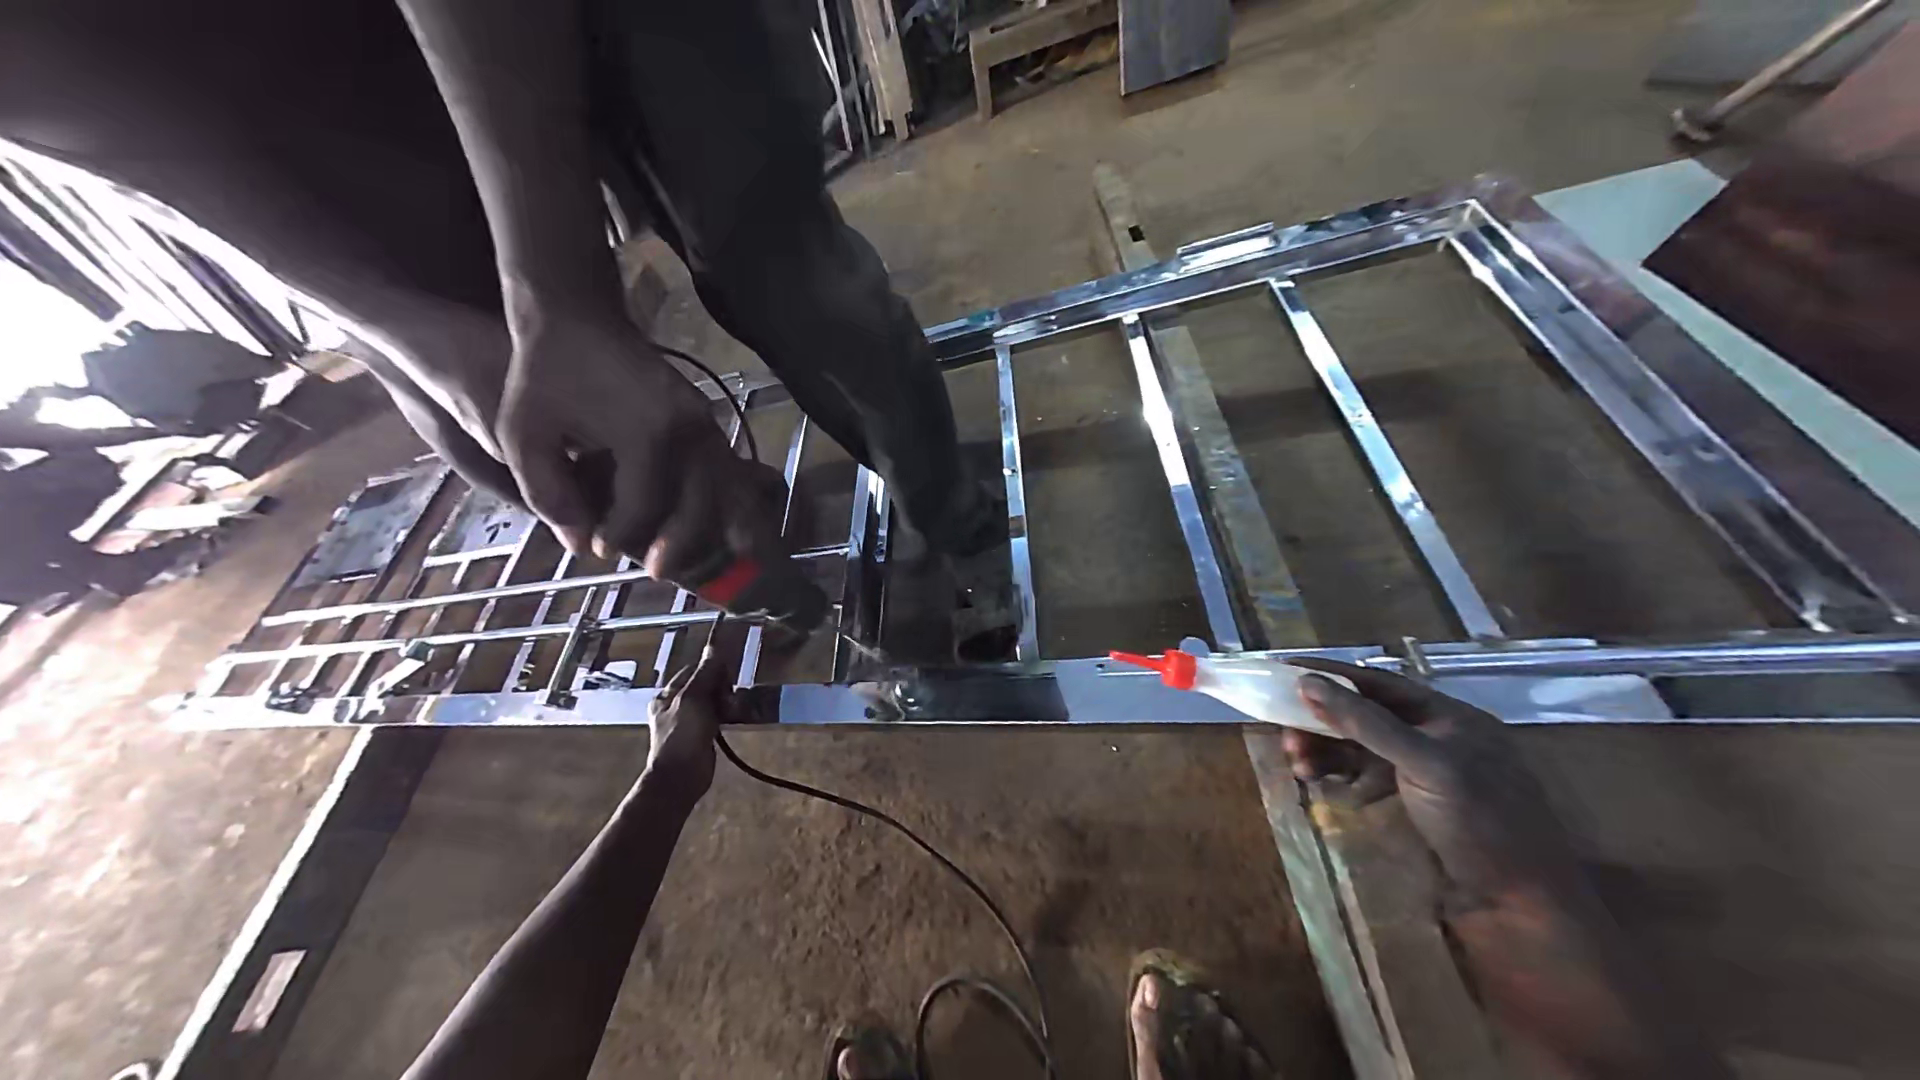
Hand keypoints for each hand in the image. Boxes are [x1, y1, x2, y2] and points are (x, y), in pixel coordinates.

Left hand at [496, 318, 736, 565]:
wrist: (577, 316)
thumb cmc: (544, 372)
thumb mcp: (524, 434)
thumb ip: (549, 495)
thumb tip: (581, 545)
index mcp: (647, 432)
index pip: (645, 503)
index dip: (621, 534)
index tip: (596, 550)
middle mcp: (689, 429)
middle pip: (699, 503)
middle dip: (679, 542)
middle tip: (657, 571)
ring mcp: (705, 422)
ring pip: (722, 489)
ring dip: (710, 526)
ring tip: (698, 553)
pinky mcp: (707, 419)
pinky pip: (724, 470)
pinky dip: (721, 500)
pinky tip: (715, 522)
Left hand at [645, 651, 727, 804]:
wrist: (681, 776)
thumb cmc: (682, 734)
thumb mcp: (693, 698)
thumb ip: (705, 674)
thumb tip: (713, 646)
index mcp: (666, 694)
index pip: (692, 670)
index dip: (710, 668)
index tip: (728, 673)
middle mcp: (675, 705)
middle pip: (702, 684)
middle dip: (719, 685)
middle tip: (731, 692)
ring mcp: (687, 721)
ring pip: (711, 700)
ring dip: (724, 700)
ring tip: (736, 704)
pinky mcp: (701, 735)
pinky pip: (716, 717)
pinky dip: (726, 714)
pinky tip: (735, 716)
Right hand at [1287, 659, 1586, 904]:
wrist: (1521, 911)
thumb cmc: (1482, 824)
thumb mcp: (1426, 764)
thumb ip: (1365, 722)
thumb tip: (1307, 683)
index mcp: (1448, 717)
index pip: (1377, 682)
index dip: (1330, 674)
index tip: (1283, 670)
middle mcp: (1432, 737)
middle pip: (1361, 715)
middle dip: (1320, 721)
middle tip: (1285, 734)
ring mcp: (1421, 773)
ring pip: (1357, 747)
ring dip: (1322, 751)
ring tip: (1297, 765)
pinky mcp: (1409, 804)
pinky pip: (1361, 777)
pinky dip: (1336, 776)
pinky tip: (1318, 783)